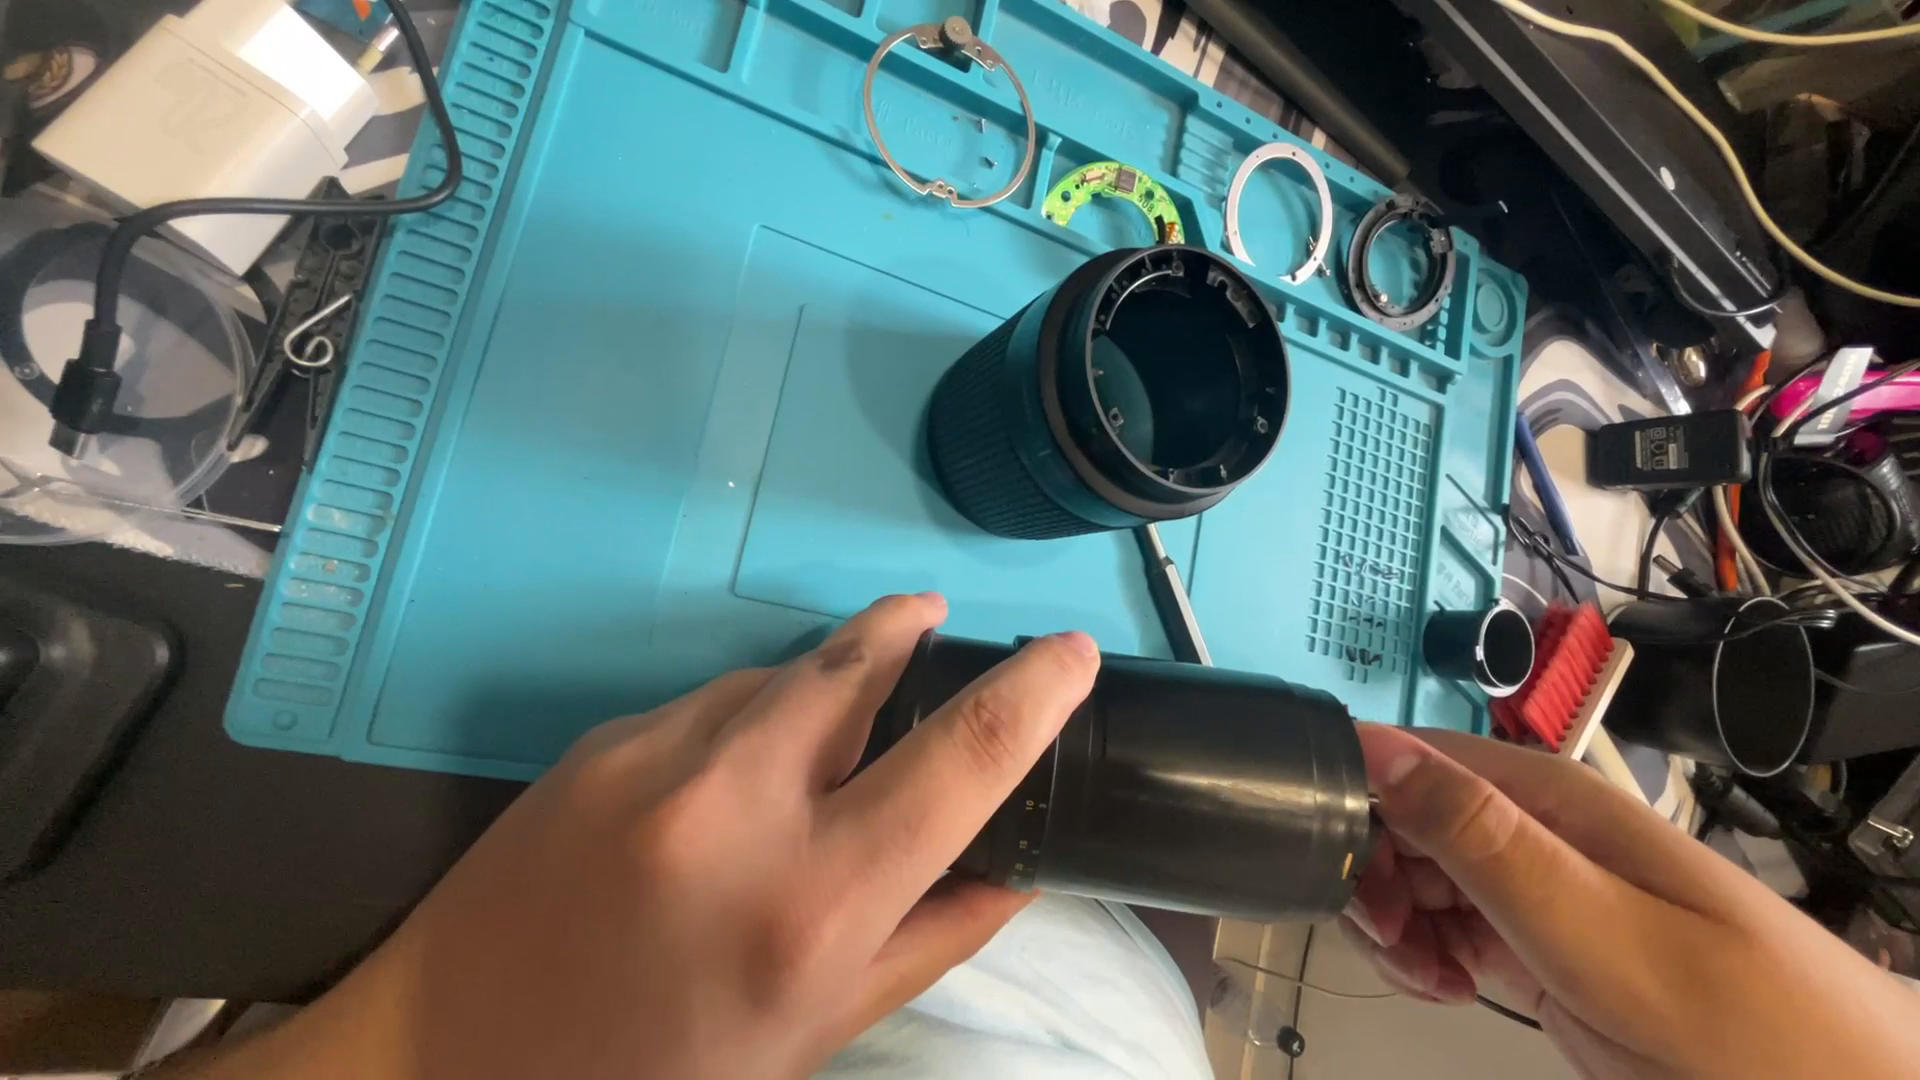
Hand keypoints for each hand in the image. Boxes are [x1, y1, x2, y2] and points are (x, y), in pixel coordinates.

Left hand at [178, 594, 1099, 1078]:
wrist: (443, 1067)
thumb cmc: (659, 1073)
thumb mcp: (816, 1030)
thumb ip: (932, 937)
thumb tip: (1012, 863)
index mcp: (811, 899)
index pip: (963, 758)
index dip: (1034, 691)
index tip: (1071, 651)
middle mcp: (738, 801)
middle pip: (862, 658)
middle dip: (910, 627)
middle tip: (935, 626)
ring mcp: (658, 752)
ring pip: (783, 675)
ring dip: (820, 688)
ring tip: (808, 748)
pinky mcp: (605, 735)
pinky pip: (714, 700)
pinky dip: (747, 718)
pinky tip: (719, 782)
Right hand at [1344, 725, 1919, 1078]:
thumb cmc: (1744, 1034)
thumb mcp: (1602, 932)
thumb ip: (1481, 836)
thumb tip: (1374, 745)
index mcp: (1542, 798)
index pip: (1406, 762)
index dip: (1360, 807)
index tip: (1349, 875)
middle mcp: (1526, 828)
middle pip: (1399, 820)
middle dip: (1371, 875)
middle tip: (1391, 941)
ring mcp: (1527, 885)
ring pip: (1410, 874)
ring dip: (1392, 921)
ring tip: (1423, 977)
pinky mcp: (1528, 939)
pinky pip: (1439, 923)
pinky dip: (1421, 952)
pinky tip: (1442, 986)